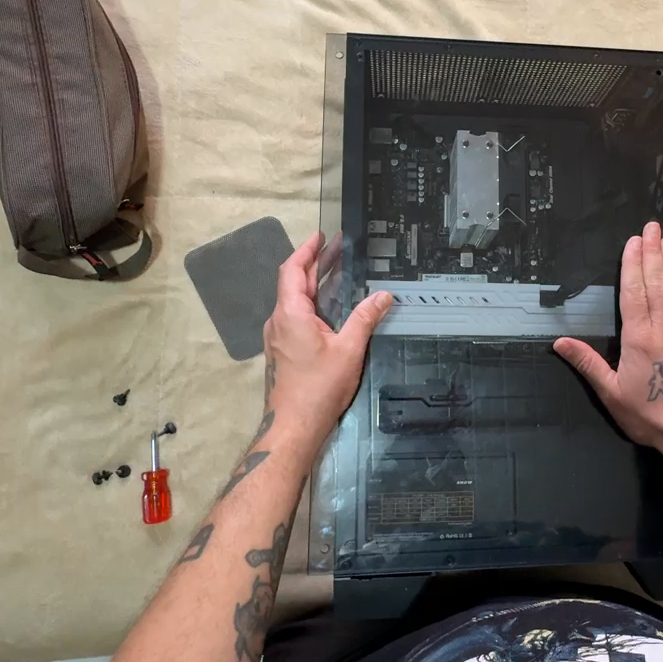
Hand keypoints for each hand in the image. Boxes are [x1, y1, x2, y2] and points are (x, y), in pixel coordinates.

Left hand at [262, 232, 392, 445]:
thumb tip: (383, 296)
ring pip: (294, 300)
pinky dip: (313, 303)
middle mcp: (279, 320)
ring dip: (314, 284)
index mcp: (291, 313)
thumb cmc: (318, 387)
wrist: (293, 425)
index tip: (320, 236)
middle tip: (337, 248)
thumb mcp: (349, 349)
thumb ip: (365, 318)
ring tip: (337, 272)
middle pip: (294, 282)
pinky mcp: (283, 350)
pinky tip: (332, 308)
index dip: (307, 251)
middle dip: (315, 263)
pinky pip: (296, 316)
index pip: (293, 270)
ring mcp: (279, 336)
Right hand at [554, 221, 662, 451]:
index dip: (633, 265)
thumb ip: (587, 363)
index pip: (634, 293)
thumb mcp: (611, 393)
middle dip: (653, 253)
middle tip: (653, 227)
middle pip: (657, 284)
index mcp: (639, 339)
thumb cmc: (649, 415)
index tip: (634, 242)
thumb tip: (560, 342)